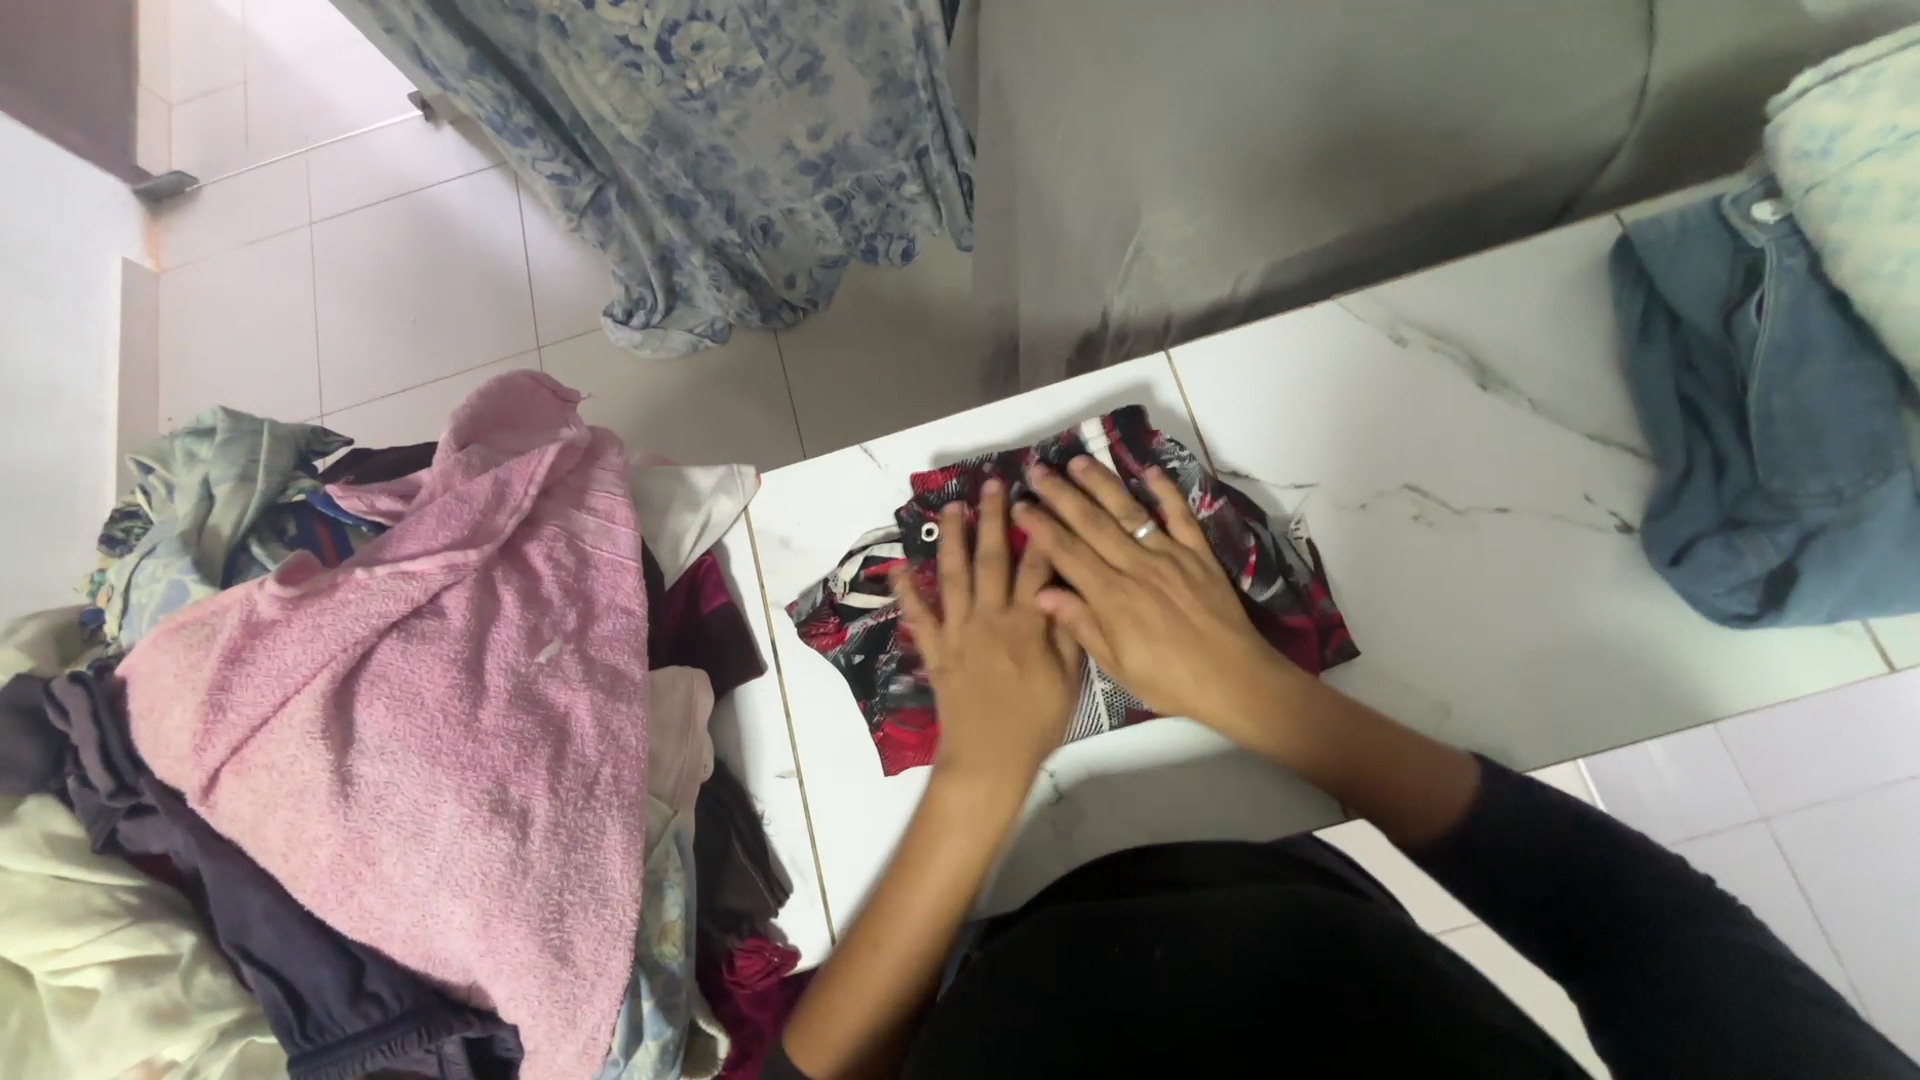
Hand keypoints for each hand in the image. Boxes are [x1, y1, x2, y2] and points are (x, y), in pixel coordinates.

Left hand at [890, 479, 1081, 797]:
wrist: (988, 759)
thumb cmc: (1035, 723)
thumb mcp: (1069, 681)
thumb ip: (1068, 633)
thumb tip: (1066, 591)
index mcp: (1027, 624)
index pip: (1037, 568)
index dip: (1039, 532)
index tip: (1038, 501)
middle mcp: (990, 618)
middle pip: (992, 558)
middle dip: (992, 518)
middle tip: (990, 485)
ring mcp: (958, 631)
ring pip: (953, 575)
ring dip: (951, 538)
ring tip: (949, 507)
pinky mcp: (935, 649)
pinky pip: (918, 615)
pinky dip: (906, 591)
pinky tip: (899, 566)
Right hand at [1012, 457, 1297, 745]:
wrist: (1235, 680)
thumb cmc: (1170, 681)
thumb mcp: (1117, 665)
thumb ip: (1081, 624)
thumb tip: (1040, 594)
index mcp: (1112, 597)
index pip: (1066, 553)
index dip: (1040, 527)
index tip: (1019, 505)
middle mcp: (1137, 567)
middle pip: (1091, 524)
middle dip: (1061, 495)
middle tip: (1037, 471)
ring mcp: (1170, 556)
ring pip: (1129, 512)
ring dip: (1101, 484)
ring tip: (1078, 461)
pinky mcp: (1199, 554)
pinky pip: (1180, 515)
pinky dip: (1166, 491)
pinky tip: (1149, 470)